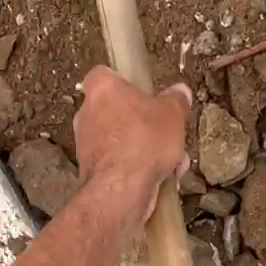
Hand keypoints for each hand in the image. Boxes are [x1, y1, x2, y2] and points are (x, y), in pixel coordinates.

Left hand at [72, 65, 190, 223]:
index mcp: (101, 90)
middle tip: (166, 135)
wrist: (121, 191)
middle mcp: (86, 116)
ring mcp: (85, 146)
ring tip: (173, 163)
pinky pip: (117, 165)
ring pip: (120, 142)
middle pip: (115, 113)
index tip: (140, 93)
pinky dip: (136, 171)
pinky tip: (162, 180)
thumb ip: (176, 100)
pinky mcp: (90, 174)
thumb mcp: (173, 113)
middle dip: (142, 125)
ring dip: (144, 151)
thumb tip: (180, 92)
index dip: (122, 82)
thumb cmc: (144, 140)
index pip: (102, 75)